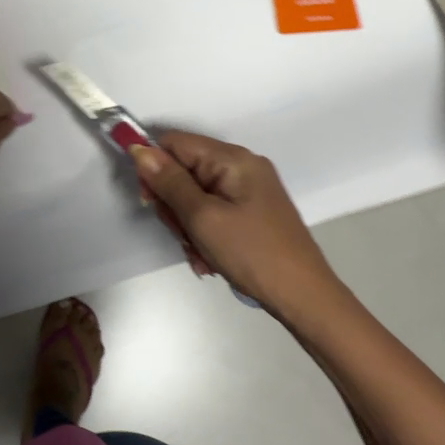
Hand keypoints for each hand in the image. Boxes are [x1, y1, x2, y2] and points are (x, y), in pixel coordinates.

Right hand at [132, 132, 343, 316]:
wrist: (306, 300)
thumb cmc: (252, 254)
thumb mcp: (202, 217)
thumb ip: (169, 181)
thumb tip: (139, 149)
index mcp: (233, 159)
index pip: (174, 143)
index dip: (154, 167)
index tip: (148, 200)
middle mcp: (243, 166)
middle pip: (184, 169)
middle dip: (174, 202)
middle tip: (181, 233)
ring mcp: (250, 190)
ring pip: (196, 194)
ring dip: (188, 223)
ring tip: (198, 252)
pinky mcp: (254, 212)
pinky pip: (214, 210)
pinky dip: (205, 232)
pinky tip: (209, 258)